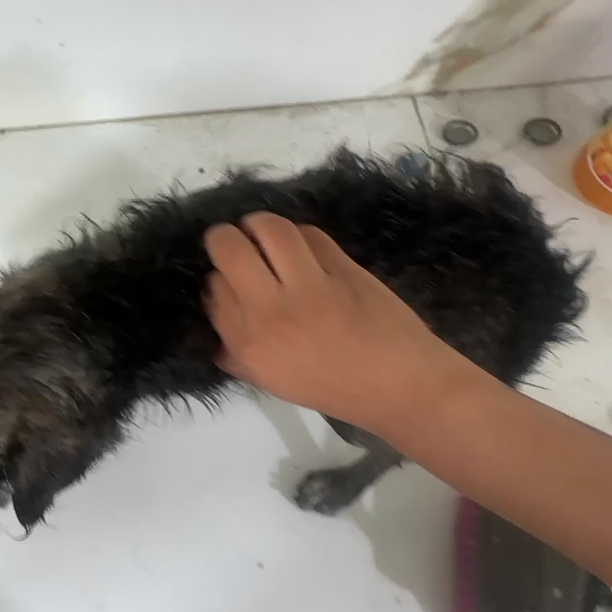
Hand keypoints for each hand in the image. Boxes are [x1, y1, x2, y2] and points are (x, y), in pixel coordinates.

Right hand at [202, 212, 487, 433]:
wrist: (399, 385)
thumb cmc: (329, 388)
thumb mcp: (267, 380)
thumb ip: (234, 353)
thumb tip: (216, 327)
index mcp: (248, 343)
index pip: (212, 289)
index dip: (214, 278)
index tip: (226, 282)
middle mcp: (271, 310)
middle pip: (229, 249)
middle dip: (221, 237)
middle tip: (230, 242)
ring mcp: (310, 286)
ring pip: (269, 230)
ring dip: (256, 223)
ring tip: (257, 230)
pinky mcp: (344, 269)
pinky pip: (310, 235)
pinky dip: (296, 233)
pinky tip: (297, 244)